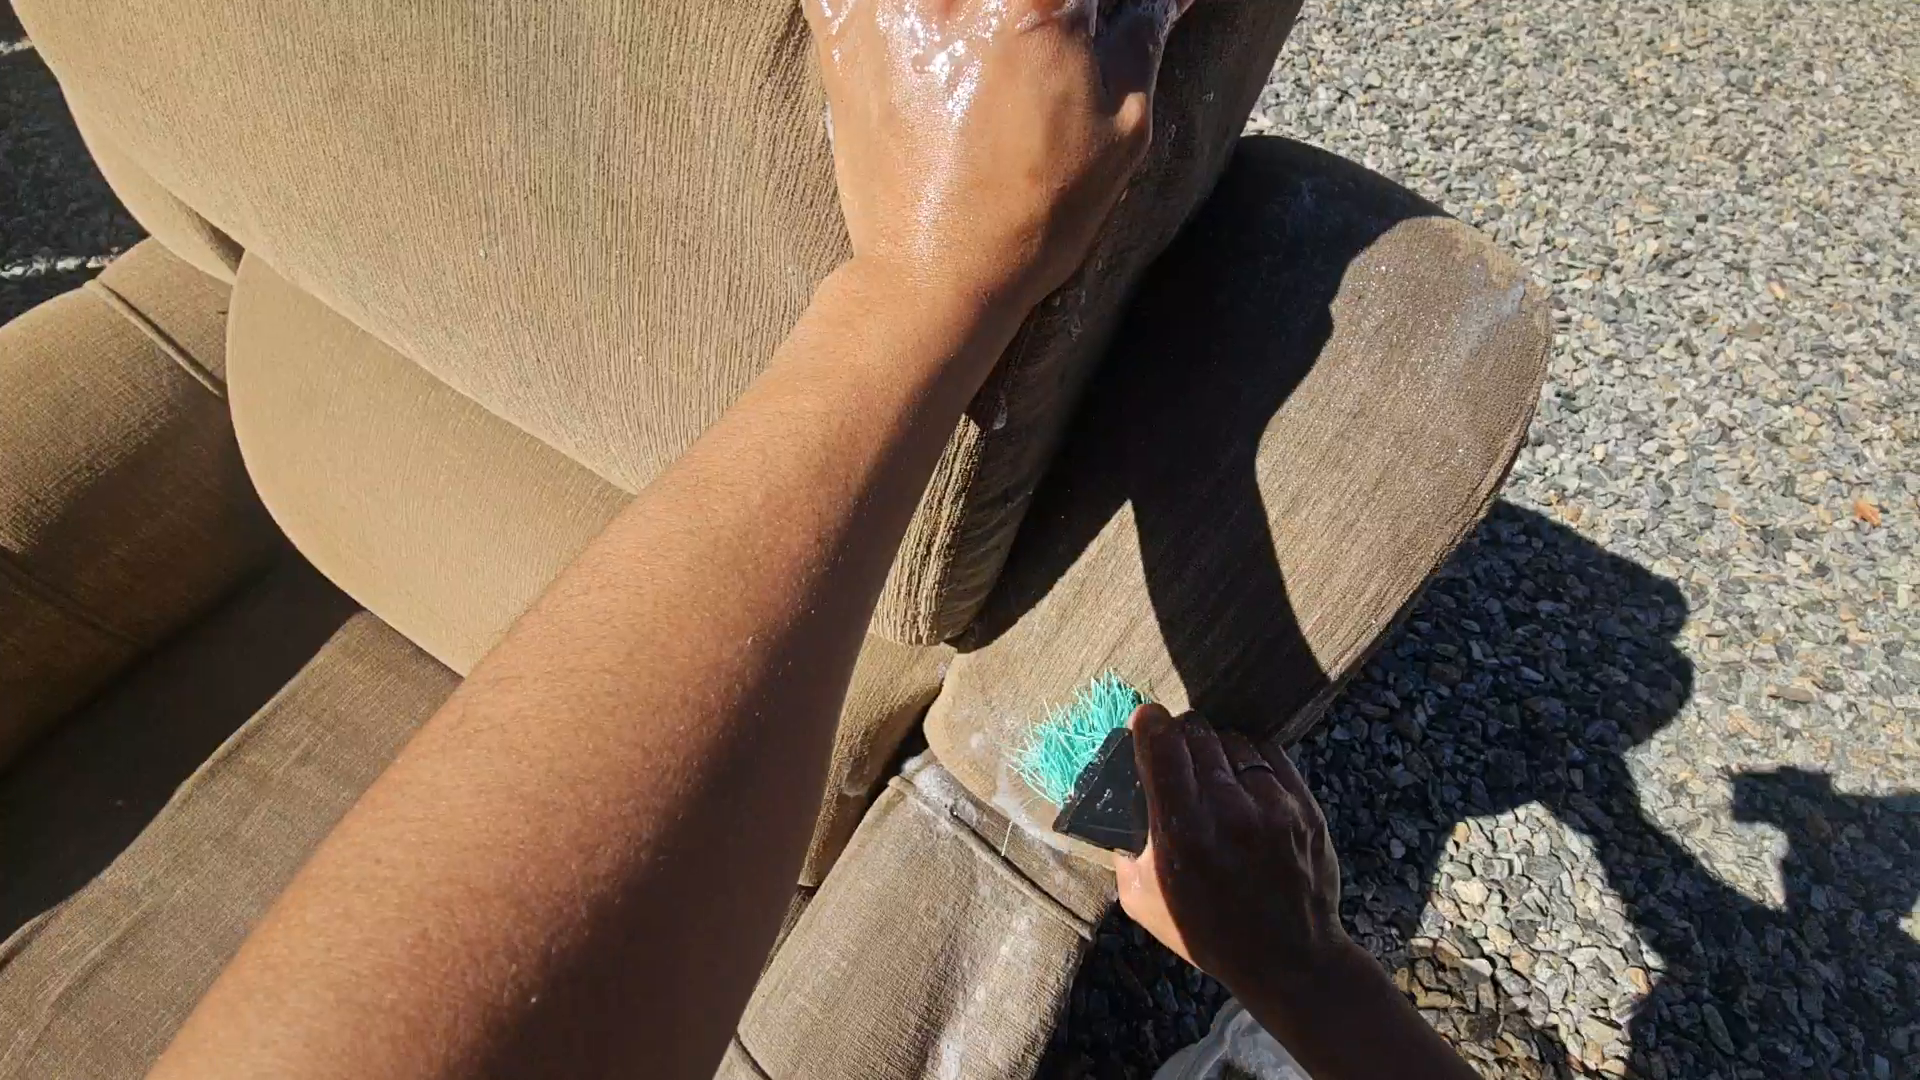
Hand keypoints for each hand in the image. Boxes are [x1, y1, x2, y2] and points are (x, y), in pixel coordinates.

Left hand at [806, 0, 1189, 311]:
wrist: (937, 281)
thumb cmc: (1034, 218)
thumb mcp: (1118, 136)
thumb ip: (1141, 38)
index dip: (1082, 8)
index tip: (1080, 30)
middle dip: (1023, 11)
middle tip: (1033, 37)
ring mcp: (889, 3)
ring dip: (954, 14)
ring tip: (969, 49)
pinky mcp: (841, 35)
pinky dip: (864, 5)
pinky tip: (910, 28)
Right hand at [1116, 704, 1350, 994]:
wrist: (1291, 962)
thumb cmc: (1207, 932)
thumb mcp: (1142, 898)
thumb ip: (1123, 846)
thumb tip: (1118, 800)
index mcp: (1182, 831)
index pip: (1162, 746)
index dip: (1149, 722)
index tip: (1145, 719)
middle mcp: (1228, 811)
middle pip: (1196, 733)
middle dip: (1179, 734)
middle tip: (1175, 749)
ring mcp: (1272, 807)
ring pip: (1232, 739)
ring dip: (1214, 746)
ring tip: (1211, 768)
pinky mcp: (1304, 808)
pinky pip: (1269, 753)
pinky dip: (1249, 756)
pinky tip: (1242, 774)